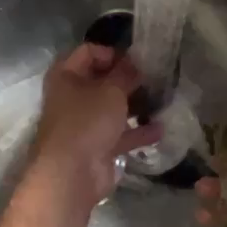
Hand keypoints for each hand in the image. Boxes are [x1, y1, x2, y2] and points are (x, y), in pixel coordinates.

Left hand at [28, 43, 161, 209]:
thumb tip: (134, 63)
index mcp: (66, 76)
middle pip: (102, 82)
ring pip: (112, 110)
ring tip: (161, 101)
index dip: (113, 53)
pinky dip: (138, 132)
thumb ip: (125, 74)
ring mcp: (85, 125)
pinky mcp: (97, 148)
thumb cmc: (87, 121)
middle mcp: (72, 98)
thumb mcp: (111, 90)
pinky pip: (120, 135)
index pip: (88, 53)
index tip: (137, 61)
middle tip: (154, 79)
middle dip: (127, 81)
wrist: (72, 173)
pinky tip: (161, 129)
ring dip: (135, 106)